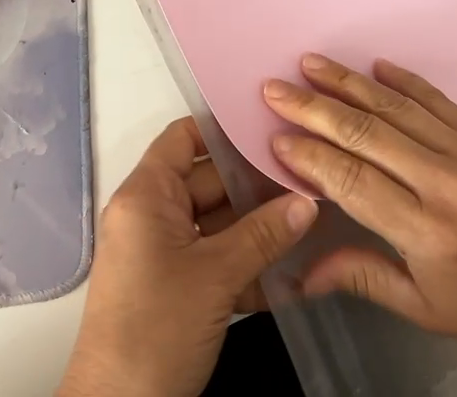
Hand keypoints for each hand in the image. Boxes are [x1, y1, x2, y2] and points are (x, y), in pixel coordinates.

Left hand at [58, 117, 318, 396]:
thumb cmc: (155, 329)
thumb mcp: (215, 277)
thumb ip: (263, 235)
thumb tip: (306, 202)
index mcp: (146, 196)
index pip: (182, 137)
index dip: (222, 128)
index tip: (269, 126)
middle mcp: (151, 216)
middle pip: (208, 179)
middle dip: (255, 183)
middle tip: (307, 178)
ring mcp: (162, 253)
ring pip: (216, 222)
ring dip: (257, 227)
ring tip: (310, 218)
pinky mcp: (174, 287)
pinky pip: (214, 259)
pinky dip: (246, 262)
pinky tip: (292, 269)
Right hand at [262, 55, 456, 356]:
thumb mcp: (425, 308)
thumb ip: (362, 277)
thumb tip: (302, 272)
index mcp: (427, 232)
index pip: (353, 182)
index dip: (310, 157)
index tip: (275, 137)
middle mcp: (443, 184)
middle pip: (366, 134)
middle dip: (313, 108)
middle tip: (274, 89)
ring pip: (396, 108)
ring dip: (348, 83)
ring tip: (311, 63)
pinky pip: (436, 100)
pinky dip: (403, 80)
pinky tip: (374, 66)